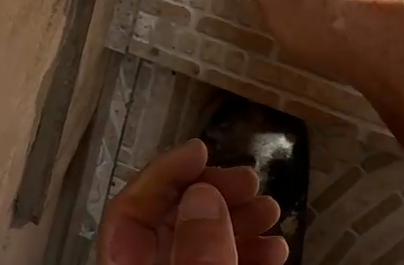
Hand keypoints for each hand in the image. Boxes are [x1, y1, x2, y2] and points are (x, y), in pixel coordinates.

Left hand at [96, 138, 288, 264]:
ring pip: (200, 241)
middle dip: (213, 191)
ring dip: (238, 219)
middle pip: (170, 219)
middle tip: (251, 180)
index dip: (163, 173)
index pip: (128, 210)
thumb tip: (203, 193)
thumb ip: (200, 250)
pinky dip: (246, 251)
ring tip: (271, 211)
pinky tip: (276, 248)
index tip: (202, 150)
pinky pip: (218, 263)